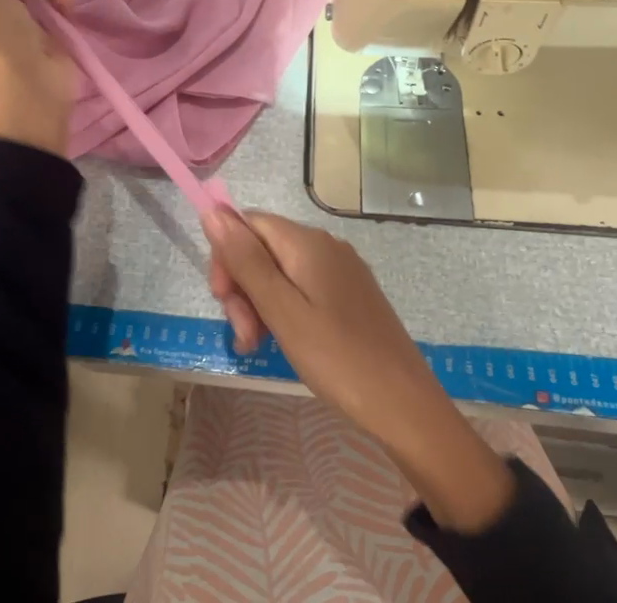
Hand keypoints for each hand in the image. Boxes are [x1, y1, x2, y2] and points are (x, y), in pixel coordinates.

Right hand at [202, 209, 515, 530]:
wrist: (404, 405)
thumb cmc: (338, 359)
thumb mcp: (282, 311)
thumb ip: (246, 261)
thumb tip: (212, 211)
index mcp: (307, 243)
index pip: (247, 224)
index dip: (226, 256)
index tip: (223, 301)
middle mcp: (325, 246)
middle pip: (262, 248)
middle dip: (241, 287)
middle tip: (245, 336)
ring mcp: (341, 271)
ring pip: (279, 272)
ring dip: (258, 304)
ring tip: (257, 346)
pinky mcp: (349, 296)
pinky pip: (302, 290)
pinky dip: (283, 312)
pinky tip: (282, 342)